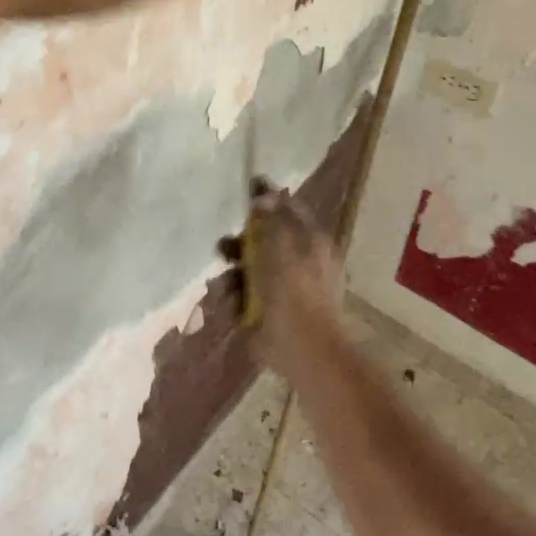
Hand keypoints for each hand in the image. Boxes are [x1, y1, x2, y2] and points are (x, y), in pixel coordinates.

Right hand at [239, 187, 345, 372]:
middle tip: (224, 247)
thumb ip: (274, 214)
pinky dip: (233, 298)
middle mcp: (297, 264)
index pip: (288, 213)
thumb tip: (264, 191)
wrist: (300, 344)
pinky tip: (228, 300)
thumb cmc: (296, 288)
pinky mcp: (264, 314)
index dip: (267, 201)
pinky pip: (242, 298)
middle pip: (263, 243)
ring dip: (232, 274)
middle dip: (240, 244)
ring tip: (224, 282)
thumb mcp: (285, 242)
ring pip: (248, 271)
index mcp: (311, 244)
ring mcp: (280, 291)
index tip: (246, 193)